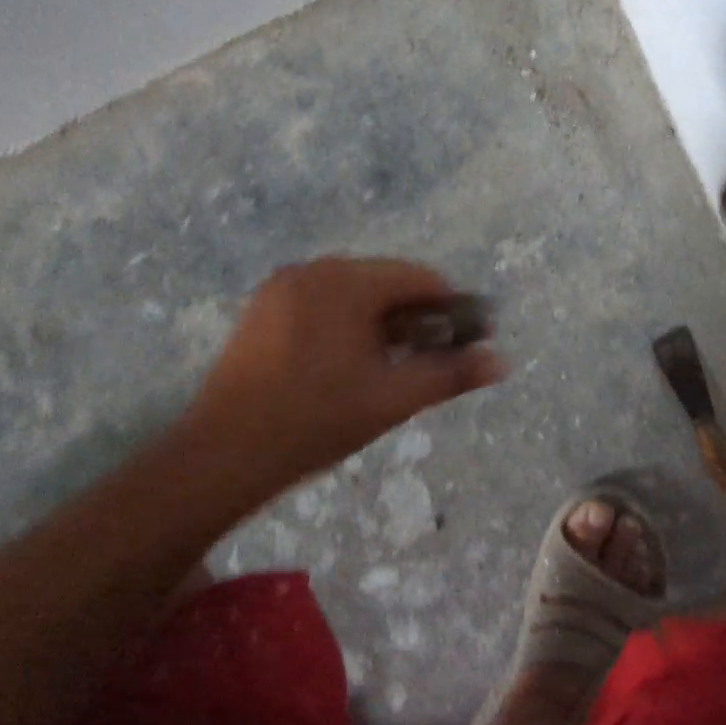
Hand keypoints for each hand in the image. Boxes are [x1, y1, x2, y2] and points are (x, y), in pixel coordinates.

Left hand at [186, 257, 505, 490]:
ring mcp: (282, 287)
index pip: (419, 278)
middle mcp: (313, 269)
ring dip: (381, 322)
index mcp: (346, 281)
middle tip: (428, 362)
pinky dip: (346, 324)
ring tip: (389, 369)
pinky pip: (321, 303)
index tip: (468, 341)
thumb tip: (503, 361)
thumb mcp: (392, 399)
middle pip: (385, 282)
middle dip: (415, 317)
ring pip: (352, 293)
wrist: (222, 454)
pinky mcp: (262, 309)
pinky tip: (347, 365)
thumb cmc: (315, 422)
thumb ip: (450, 374)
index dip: (452, 307)